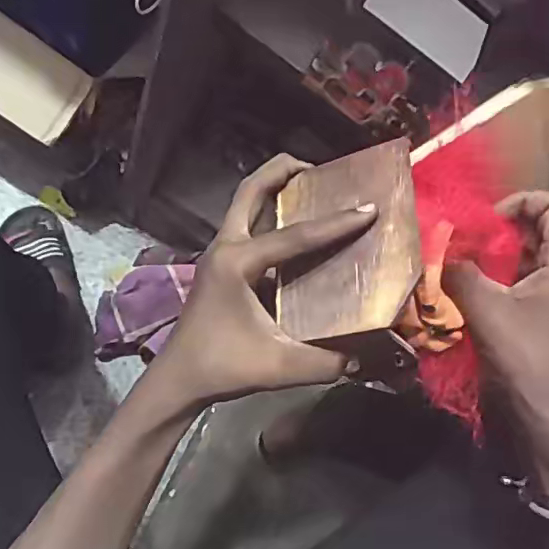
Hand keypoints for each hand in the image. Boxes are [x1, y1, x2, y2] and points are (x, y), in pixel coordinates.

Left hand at [148, 155, 376, 408]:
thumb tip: (361, 358)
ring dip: (274, 191)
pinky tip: (297, 233)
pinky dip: (270, 218)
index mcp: (236, 263)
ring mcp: (219, 256)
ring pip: (245, 206)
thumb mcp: (278, 367)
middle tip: (320, 169)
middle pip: (250, 191)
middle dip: (283, 171)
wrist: (179, 379)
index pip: (294, 236)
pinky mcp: (221, 268)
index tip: (370, 207)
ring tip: (312, 190)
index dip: (335, 224)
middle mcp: (225, 248)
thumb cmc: (222, 367)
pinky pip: (247, 228)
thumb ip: (323, 362)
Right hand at [445, 191, 548, 497]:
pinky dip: (489, 276)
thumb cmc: (528, 357)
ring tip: (456, 263)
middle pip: (536, 226)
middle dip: (496, 228)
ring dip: (488, 255)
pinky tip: (462, 288)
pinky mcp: (536, 312)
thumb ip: (460, 273)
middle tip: (461, 241)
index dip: (519, 201)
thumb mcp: (488, 310)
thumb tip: (436, 249)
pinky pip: (513, 279)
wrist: (546, 413)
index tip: (484, 222)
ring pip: (521, 254)